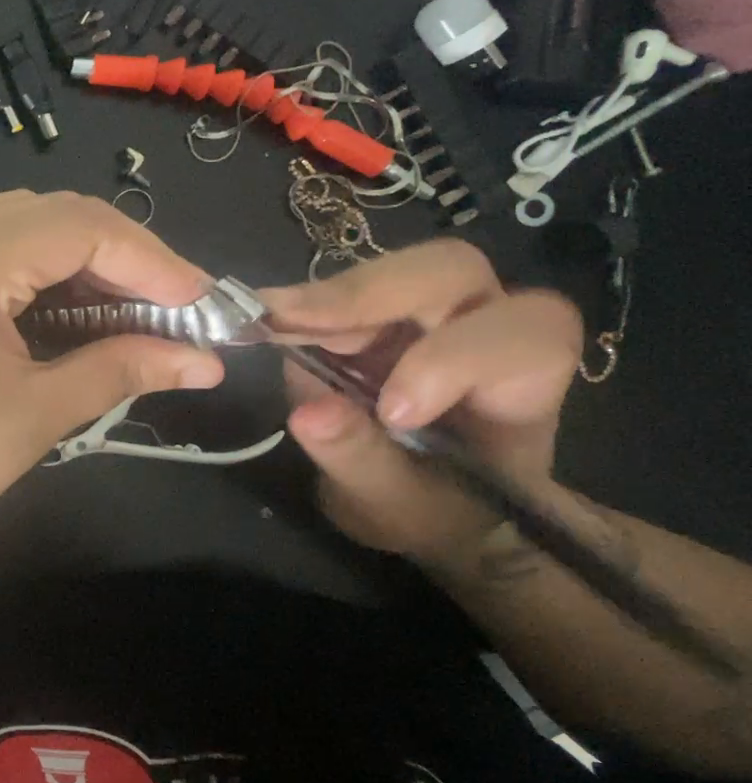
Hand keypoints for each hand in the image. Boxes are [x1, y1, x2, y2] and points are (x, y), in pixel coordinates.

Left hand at [0, 189, 222, 556]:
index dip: (152, 259)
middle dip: (119, 252)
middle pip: (49, 212)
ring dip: (75, 255)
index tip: (200, 302)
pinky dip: (29, 264)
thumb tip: (203, 358)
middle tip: (168, 306)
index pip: (80, 227)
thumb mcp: (36, 416)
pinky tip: (60, 305)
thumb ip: (121, 369)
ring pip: (14, 221)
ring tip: (123, 308)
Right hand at [258, 240, 583, 567]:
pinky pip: (338, 294)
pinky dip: (297, 308)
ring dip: (326, 299)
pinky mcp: (368, 319)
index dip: (456, 357)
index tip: (392, 410)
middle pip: (449, 273)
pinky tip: (260, 325)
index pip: (523, 335)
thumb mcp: (397, 503)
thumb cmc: (431, 509)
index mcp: (520, 381)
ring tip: (265, 325)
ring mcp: (421, 317)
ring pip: (392, 275)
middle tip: (291, 319)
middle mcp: (479, 328)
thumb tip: (308, 414)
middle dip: (372, 294)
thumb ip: (362, 459)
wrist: (421, 508)